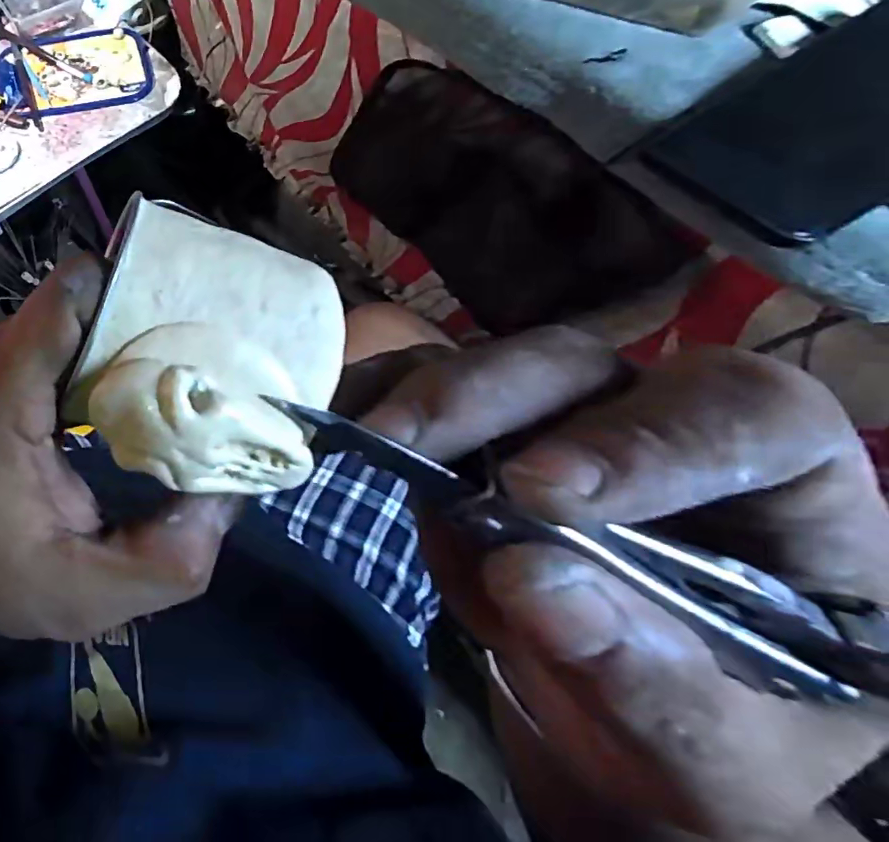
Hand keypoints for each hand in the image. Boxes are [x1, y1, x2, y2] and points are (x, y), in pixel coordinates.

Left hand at [0, 257, 243, 640]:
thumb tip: (228, 493)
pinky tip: (147, 392)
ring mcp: (1, 357)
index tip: (206, 324)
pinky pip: (69, 339)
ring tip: (196, 375)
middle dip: (155, 317)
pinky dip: (112, 355)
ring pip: (83, 316)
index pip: (72, 295)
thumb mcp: (82, 595)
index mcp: (9, 394)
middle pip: (89, 299)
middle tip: (221, 359)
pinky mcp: (7, 369)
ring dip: (137, 337)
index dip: (141, 294)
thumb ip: (169, 557)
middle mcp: (2, 356)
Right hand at [361, 327, 888, 840]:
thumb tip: (526, 580)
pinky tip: (332, 426)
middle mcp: (651, 428)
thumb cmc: (712, 746)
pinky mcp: (464, 440)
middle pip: (572, 366)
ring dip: (409, 397)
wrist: (626, 736)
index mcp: (785, 493)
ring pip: (476, 365)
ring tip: (358, 438)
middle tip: (405, 443)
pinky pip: (409, 393)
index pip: (742, 415)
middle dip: (481, 398)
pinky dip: (365, 401)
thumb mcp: (717, 752)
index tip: (541, 495)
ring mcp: (544, 426)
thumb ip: (648, 679)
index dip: (645, 438)